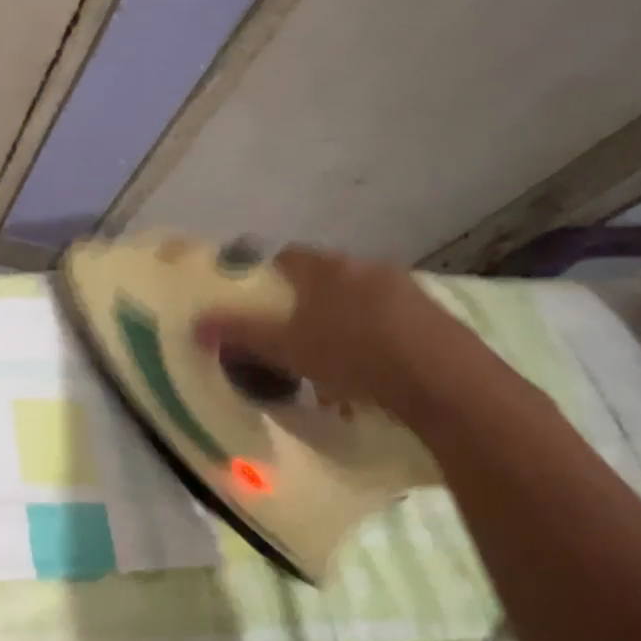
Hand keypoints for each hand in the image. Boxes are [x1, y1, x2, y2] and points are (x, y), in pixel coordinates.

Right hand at [194, 245, 481, 420]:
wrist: (444, 383)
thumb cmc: (351, 356)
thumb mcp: (284, 348)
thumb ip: (240, 333)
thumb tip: (196, 322)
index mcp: (326, 268)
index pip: (286, 257)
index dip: (265, 277)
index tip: (254, 304)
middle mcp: (367, 267)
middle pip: (324, 278)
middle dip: (303, 304)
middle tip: (286, 338)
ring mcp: (406, 290)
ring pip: (357, 300)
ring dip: (339, 322)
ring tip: (326, 362)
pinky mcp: (434, 316)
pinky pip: (388, 320)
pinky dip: (370, 338)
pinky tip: (365, 372)